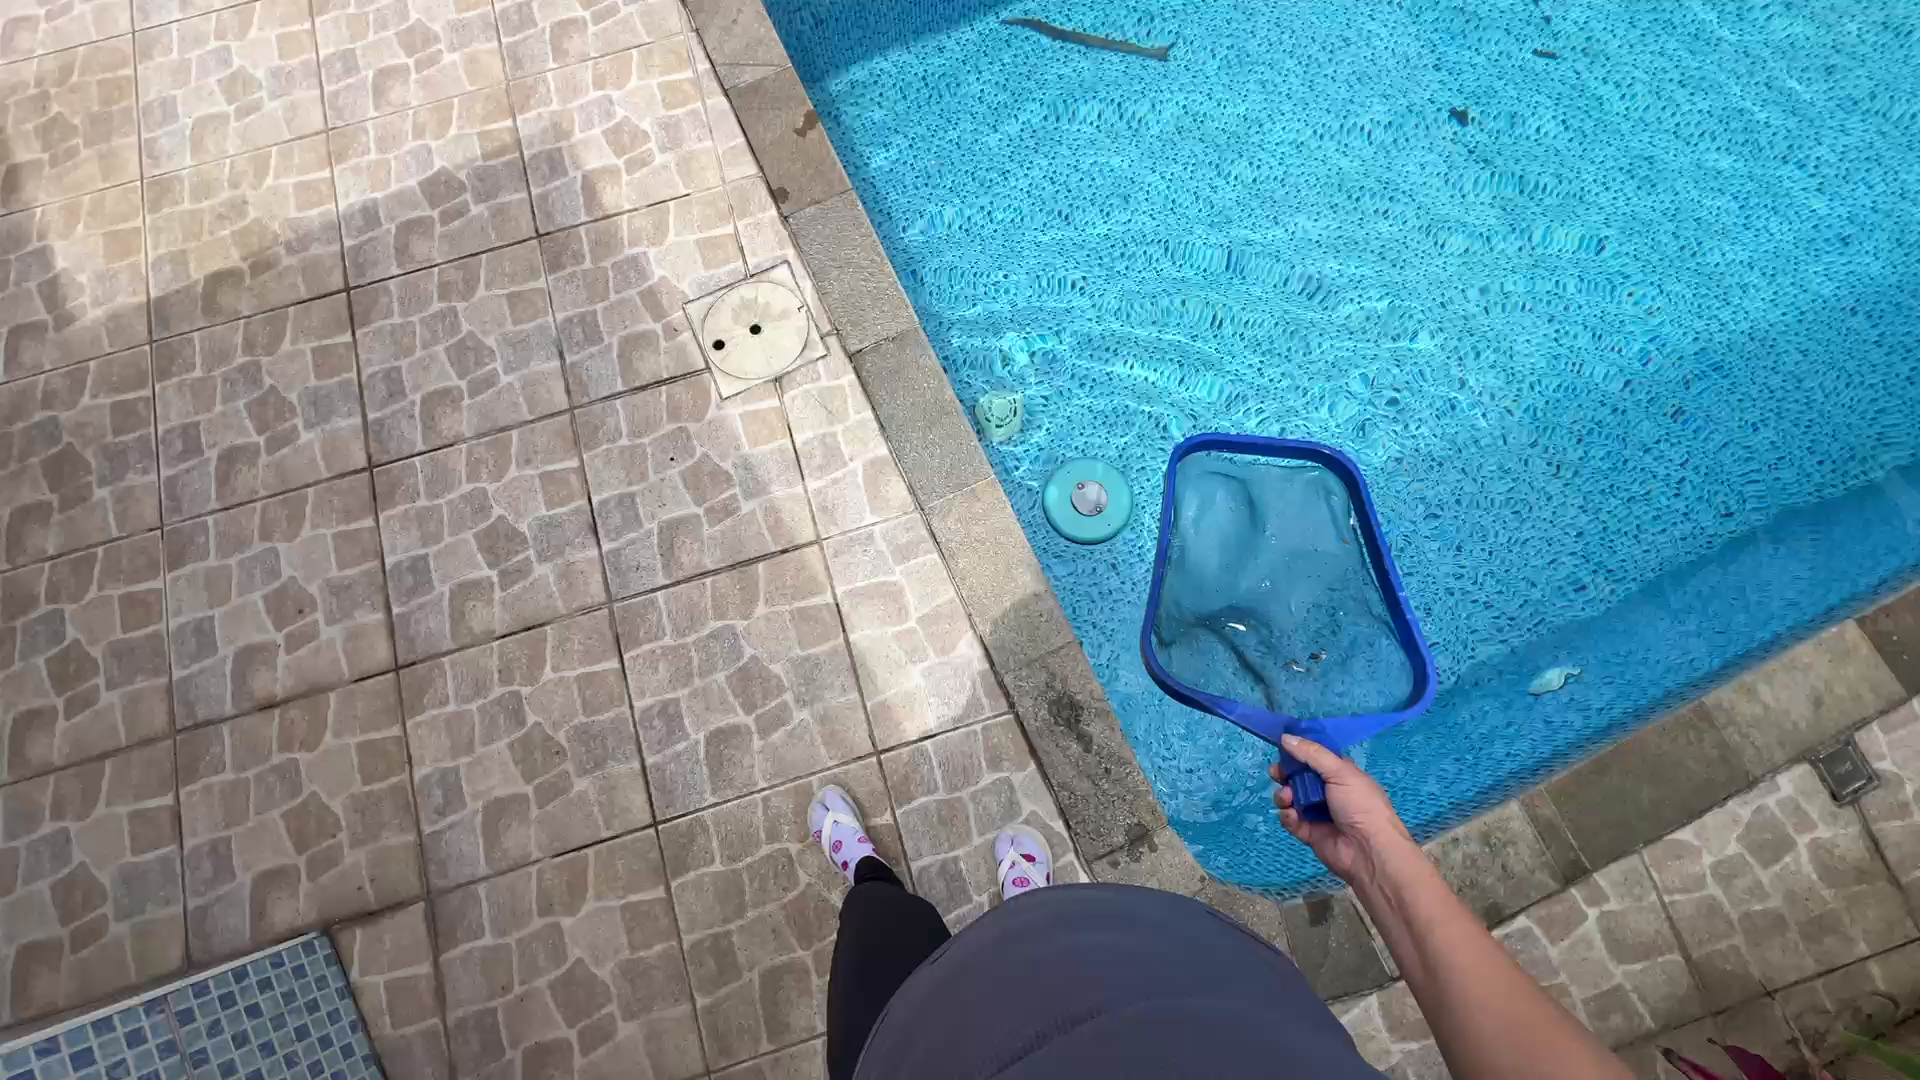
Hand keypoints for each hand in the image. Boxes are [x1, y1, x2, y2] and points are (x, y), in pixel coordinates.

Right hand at [1271, 734, 1416, 891]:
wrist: (1369, 851)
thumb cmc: (1360, 805)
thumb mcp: (1340, 772)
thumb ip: (1311, 754)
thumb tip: (1285, 737)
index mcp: (1340, 775)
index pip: (1315, 758)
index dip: (1298, 752)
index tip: (1282, 746)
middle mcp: (1328, 792)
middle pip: (1298, 777)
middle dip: (1285, 774)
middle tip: (1277, 774)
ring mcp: (1317, 813)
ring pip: (1291, 797)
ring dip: (1284, 795)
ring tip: (1287, 798)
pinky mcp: (1309, 832)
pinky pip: (1290, 819)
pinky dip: (1288, 816)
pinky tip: (1292, 815)